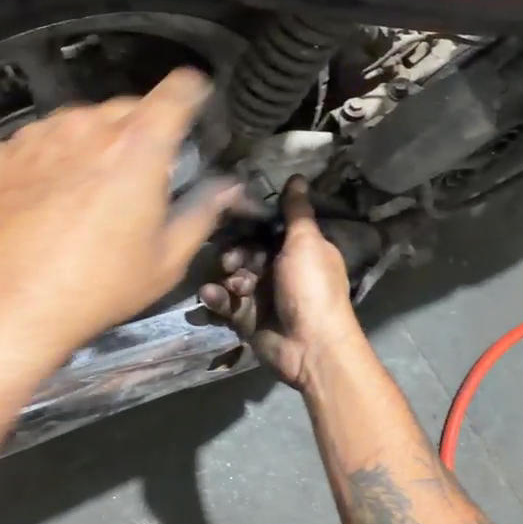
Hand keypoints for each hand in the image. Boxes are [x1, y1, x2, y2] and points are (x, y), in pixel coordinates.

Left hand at [0, 68, 241, 366]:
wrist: (1, 310)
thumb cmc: (93, 290)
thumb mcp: (164, 262)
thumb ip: (202, 214)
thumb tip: (225, 189)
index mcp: (138, 145)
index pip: (179, 90)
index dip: (192, 94)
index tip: (193, 106)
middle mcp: (85, 126)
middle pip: (124, 111)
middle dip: (136, 137)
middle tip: (133, 185)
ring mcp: (34, 137)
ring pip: (74, 127)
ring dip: (85, 150)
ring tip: (79, 204)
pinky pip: (30, 148)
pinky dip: (40, 167)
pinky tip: (37, 209)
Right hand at [199, 177, 365, 389]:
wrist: (310, 346)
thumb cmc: (312, 289)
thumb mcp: (306, 243)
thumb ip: (296, 211)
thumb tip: (298, 177)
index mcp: (298, 250)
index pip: (266, 230)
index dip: (249, 226)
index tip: (232, 221)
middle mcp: (279, 271)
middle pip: (244, 253)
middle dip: (234, 256)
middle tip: (233, 263)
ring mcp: (262, 297)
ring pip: (231, 278)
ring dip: (226, 279)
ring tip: (232, 287)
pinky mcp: (246, 319)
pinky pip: (224, 303)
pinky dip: (216, 299)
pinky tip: (211, 298)